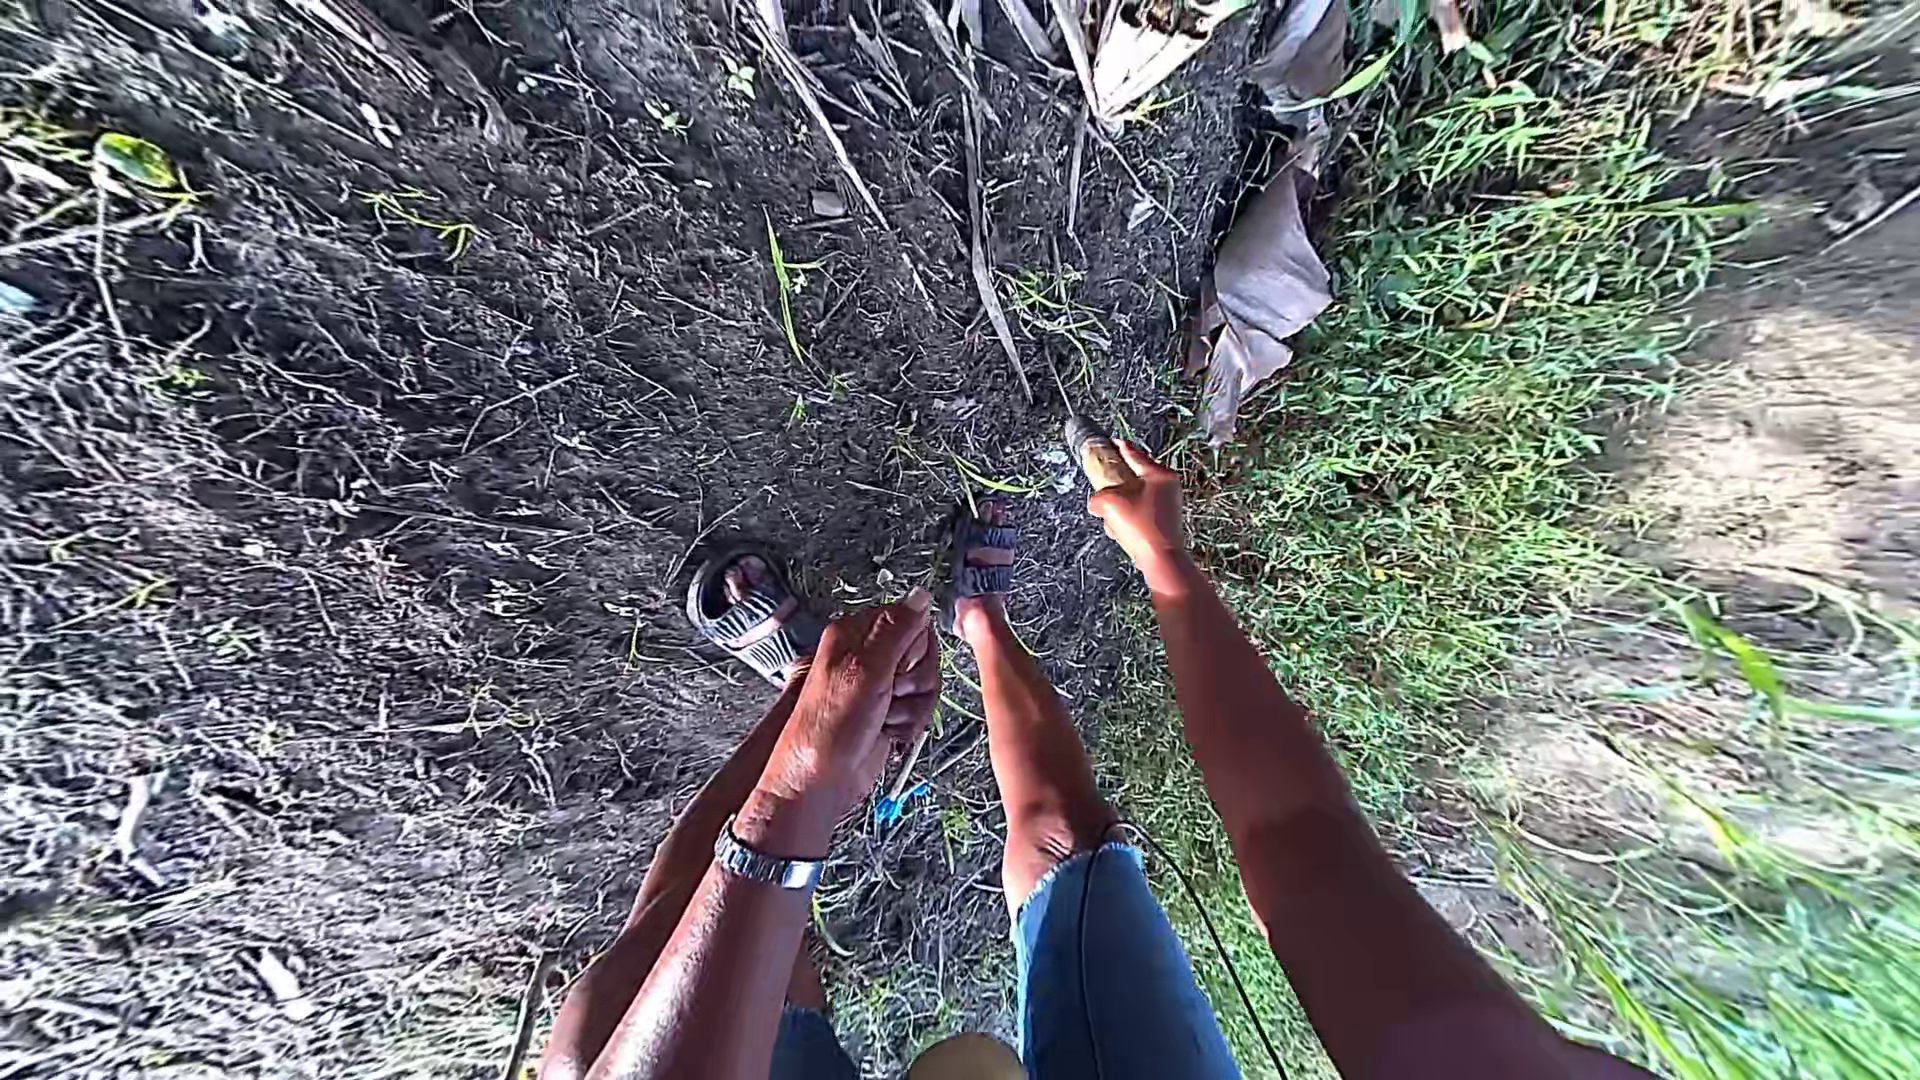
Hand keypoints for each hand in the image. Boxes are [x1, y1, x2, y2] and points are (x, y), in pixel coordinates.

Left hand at [738, 588, 939, 855]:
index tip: (898, 664)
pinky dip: (910, 722)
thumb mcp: (865, 670)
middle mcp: (868, 656)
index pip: (910, 618)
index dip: (912, 645)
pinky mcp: (890, 710)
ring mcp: (881, 685)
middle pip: (924, 651)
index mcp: (855, 634)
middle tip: (890, 692)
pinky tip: (888, 731)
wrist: (821, 782)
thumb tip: (919, 596)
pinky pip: (921, 707)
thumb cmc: (828, 727)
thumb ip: (897, 630)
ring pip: (926, 681)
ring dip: (912, 705)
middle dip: (914, 678)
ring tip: (884, 716)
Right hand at [1086, 440, 1190, 591]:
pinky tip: (1120, 530)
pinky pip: (1137, 513)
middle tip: (1103, 489)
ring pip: (1133, 497)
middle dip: (1114, 487)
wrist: (1159, 558)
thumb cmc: (1141, 525)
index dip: (1118, 447)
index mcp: (1159, 474)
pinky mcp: (1162, 521)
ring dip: (1118, 507)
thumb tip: (1096, 502)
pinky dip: (1126, 519)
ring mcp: (1166, 504)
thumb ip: (1098, 497)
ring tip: (1112, 519)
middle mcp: (1166, 486)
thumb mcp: (1110, 502)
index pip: (1134, 454)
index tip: (1110, 442)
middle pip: (1133, 477)